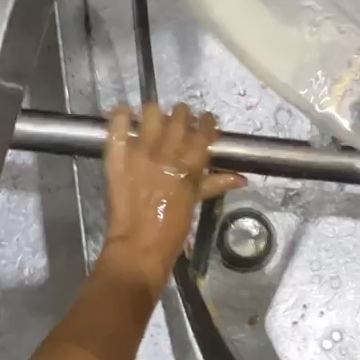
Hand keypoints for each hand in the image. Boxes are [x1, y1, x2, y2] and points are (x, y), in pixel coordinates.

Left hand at [97, 102, 246, 291]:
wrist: (138, 248)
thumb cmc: (172, 230)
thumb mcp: (196, 204)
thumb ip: (215, 184)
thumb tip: (242, 178)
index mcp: (190, 165)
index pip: (204, 129)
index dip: (207, 122)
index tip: (206, 123)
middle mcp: (166, 152)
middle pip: (179, 115)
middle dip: (184, 116)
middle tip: (181, 125)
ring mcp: (138, 151)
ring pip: (150, 112)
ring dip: (156, 114)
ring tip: (155, 124)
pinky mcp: (116, 155)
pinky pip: (116, 123)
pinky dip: (121, 115)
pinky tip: (126, 116)